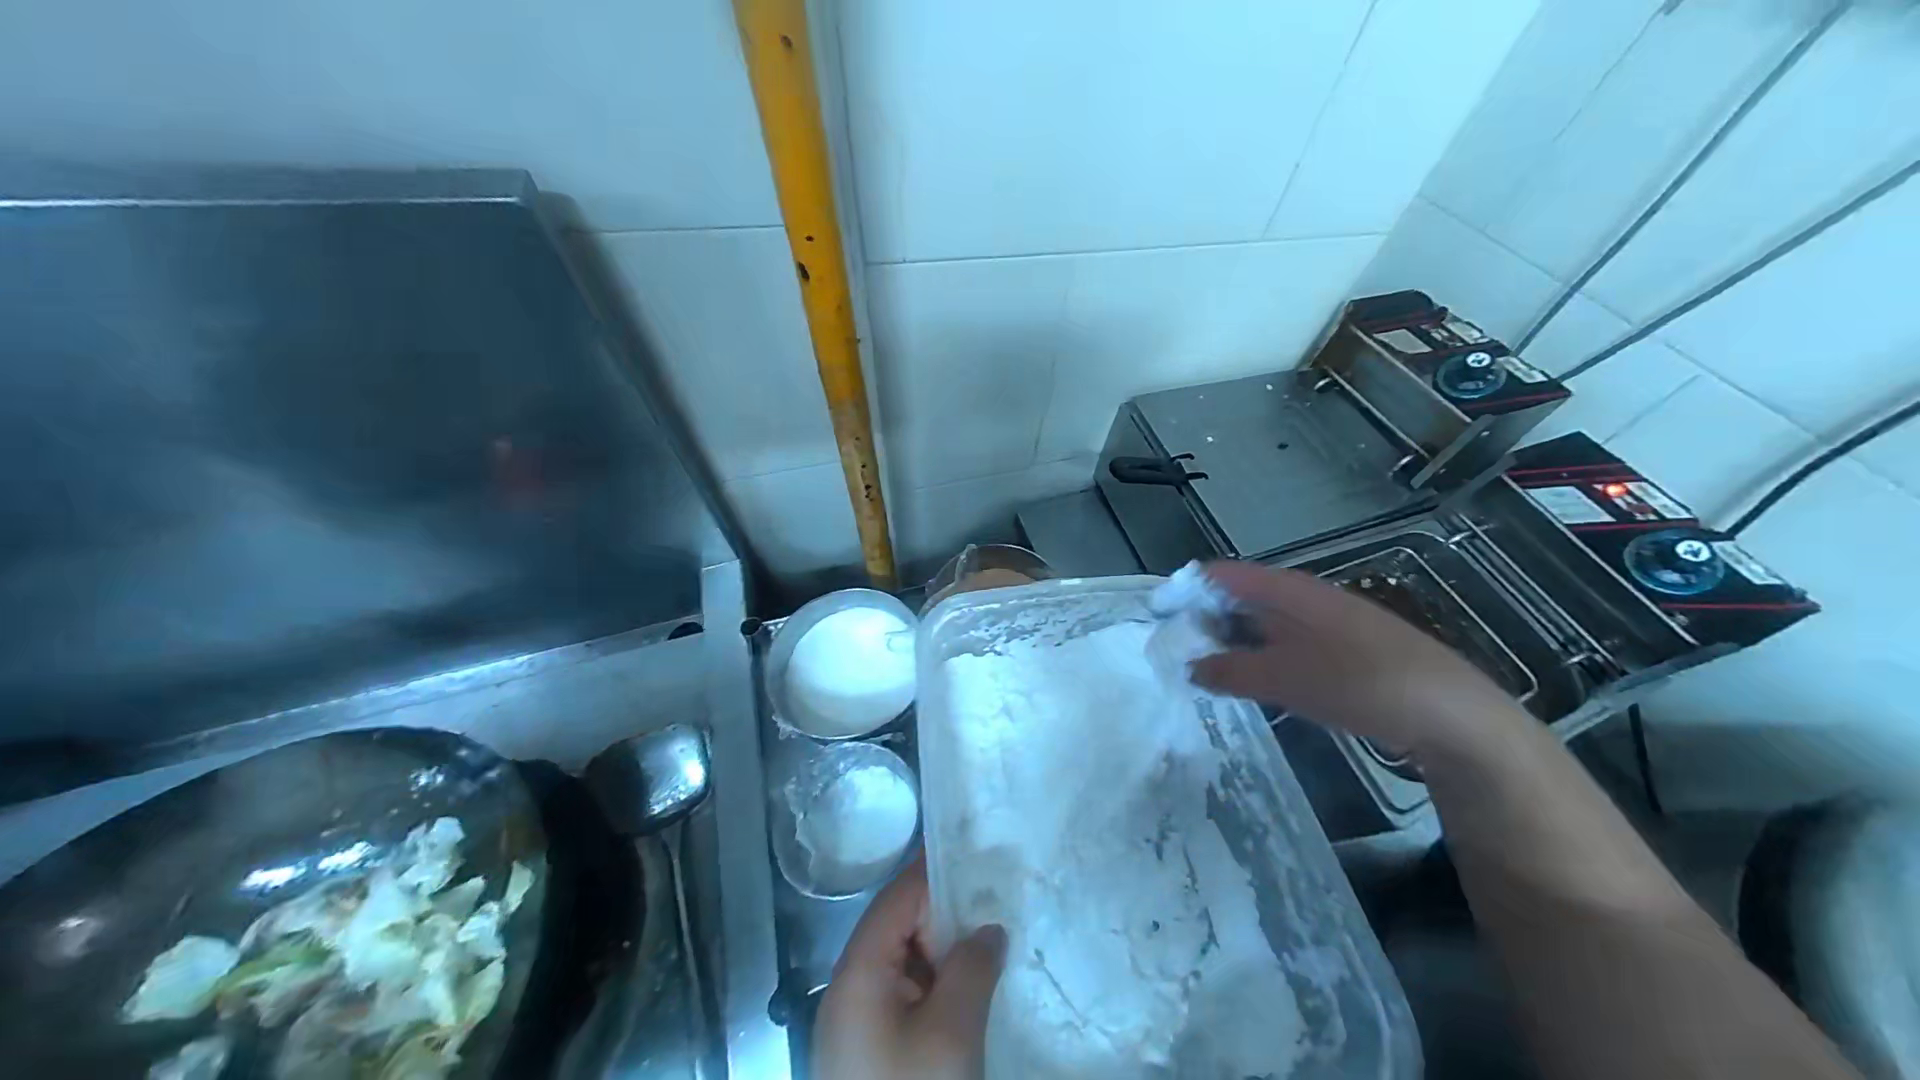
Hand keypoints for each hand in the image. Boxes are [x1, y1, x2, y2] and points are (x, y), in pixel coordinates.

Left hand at [812, 857, 1007, 1079]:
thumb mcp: (951, 1033)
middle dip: (945, 913)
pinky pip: (906, 995)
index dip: (934, 873)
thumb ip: (972, 967)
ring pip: (905, 961)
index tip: (975, 851)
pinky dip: (937, 982)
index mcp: (858, 971)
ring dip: (945, 950)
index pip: (897, 899)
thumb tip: (989, 928)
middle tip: (994, 899)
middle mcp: (851, 987)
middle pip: (898, 927)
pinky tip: (971, 984)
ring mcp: (859, 1020)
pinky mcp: (872, 1048)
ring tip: (991, 937)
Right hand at [1187, 560, 1525, 758]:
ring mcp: (1326, 623)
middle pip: (1239, 595)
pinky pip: (1285, 643)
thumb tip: (1191, 666)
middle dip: (1203, 618)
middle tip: (1171, 650)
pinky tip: (1252, 682)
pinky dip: (1258, 655)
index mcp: (1288, 590)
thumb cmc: (1361, 683)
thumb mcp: (1285, 678)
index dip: (1184, 589)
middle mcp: (1304, 598)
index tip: (1156, 618)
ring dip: (1230, 640)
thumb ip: (1230, 671)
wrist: (1453, 716)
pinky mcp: (1343, 650)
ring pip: (1262, 622)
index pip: (1220, 574)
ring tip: (1200, 668)